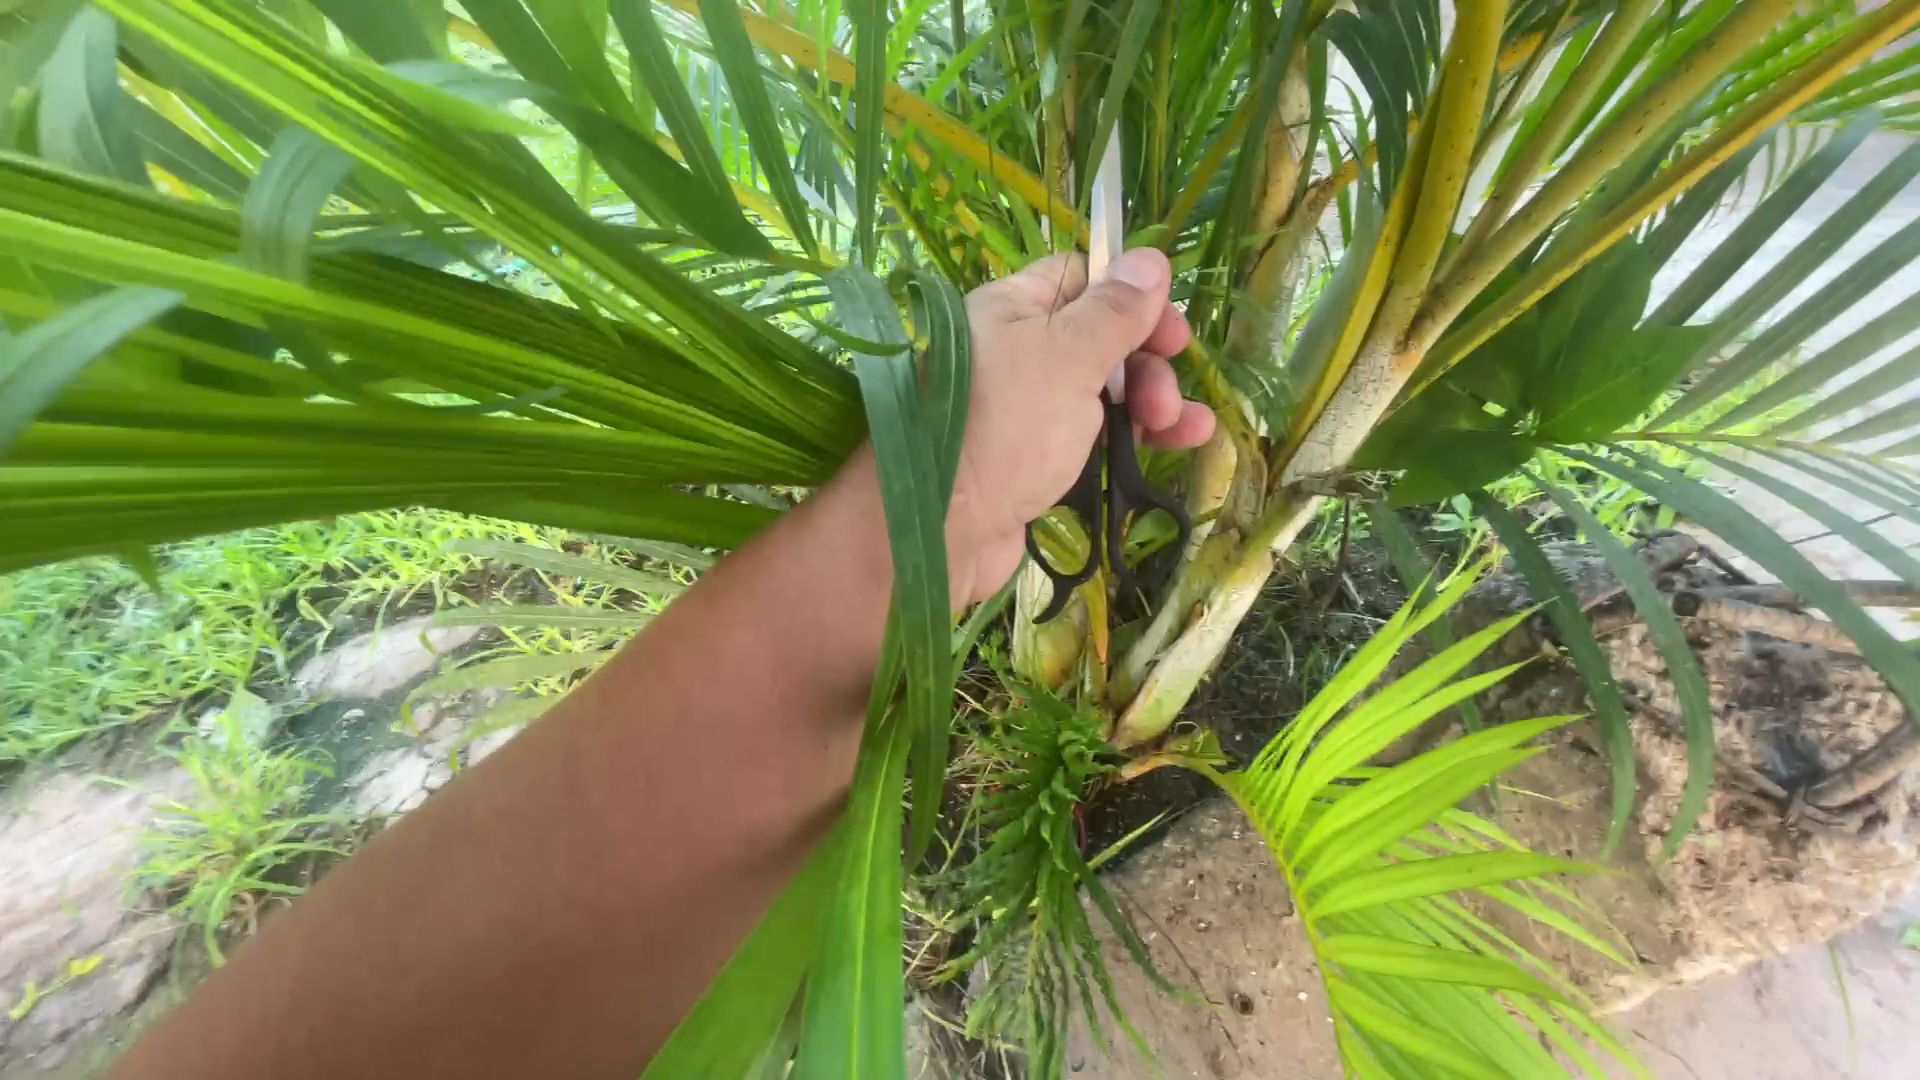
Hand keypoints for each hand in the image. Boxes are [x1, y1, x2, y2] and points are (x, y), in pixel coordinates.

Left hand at [945, 248, 1215, 605]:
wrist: (947, 529)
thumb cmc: (1008, 426)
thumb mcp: (1067, 356)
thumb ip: (1113, 311)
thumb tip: (1149, 258)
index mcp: (1012, 310)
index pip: (1081, 281)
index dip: (1132, 298)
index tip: (1172, 333)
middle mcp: (1016, 354)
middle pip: (1099, 339)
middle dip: (1146, 362)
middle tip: (1164, 398)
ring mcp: (1025, 410)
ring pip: (1102, 392)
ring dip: (1153, 401)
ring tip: (1188, 428)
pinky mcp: (1034, 459)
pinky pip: (1093, 436)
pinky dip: (1134, 436)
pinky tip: (1178, 442)